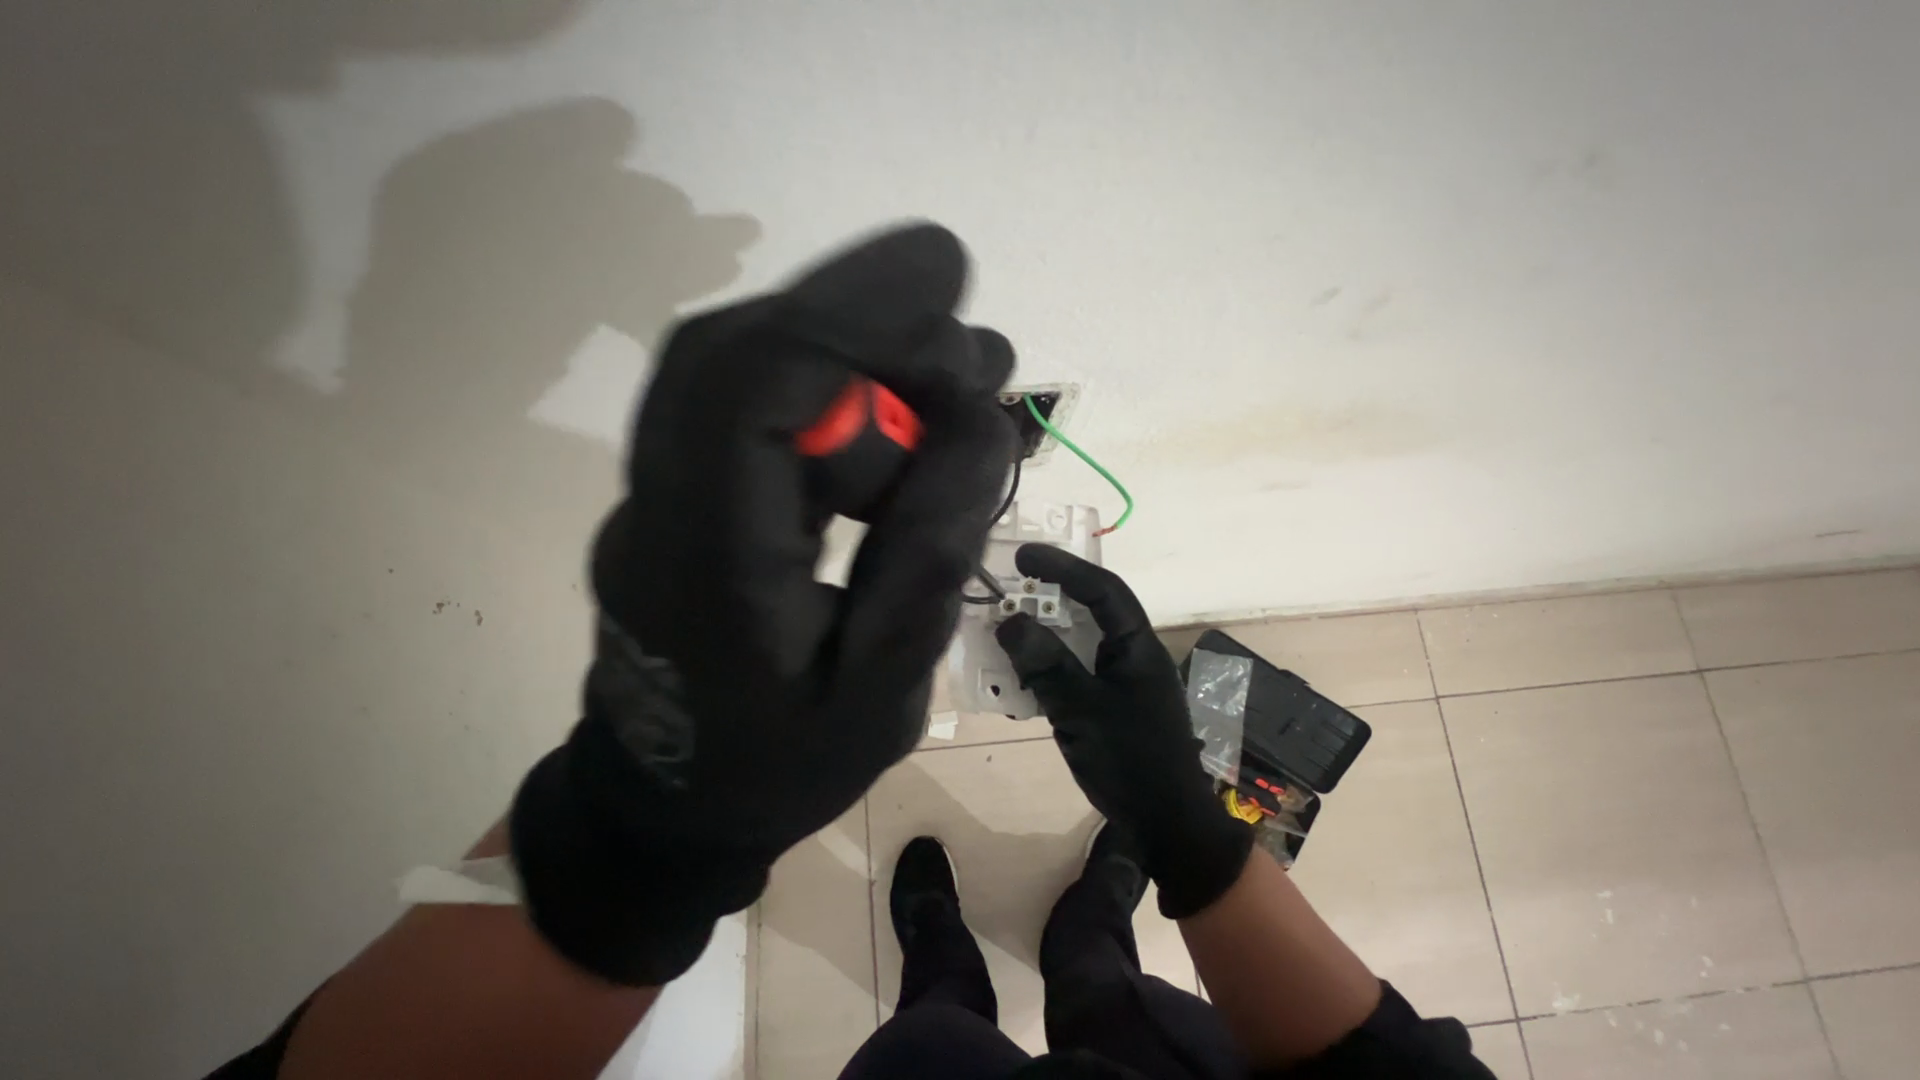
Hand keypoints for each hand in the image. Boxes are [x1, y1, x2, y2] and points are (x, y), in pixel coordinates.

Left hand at [511, 223, 1016, 984]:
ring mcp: (653, 488)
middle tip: (968, 318)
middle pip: (731, 350)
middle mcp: (660, 502)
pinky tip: (889, 388)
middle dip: (859, 310)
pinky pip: (737, 397)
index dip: (859, 337)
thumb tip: (977, 425)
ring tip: (950, 353)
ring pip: (729, 359)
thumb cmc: (780, 767)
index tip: (960, 348)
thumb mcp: (880, 696)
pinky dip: (820, 369)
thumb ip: (927, 560)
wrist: (667, 804)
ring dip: (844, 331)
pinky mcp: (674, 487)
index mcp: (707, 565)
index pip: (748, 390)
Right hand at [994, 545, 1251, 917]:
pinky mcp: (1106, 710)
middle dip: (1046, 600)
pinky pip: (1070, 677)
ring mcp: (1119, 685)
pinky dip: (1043, 673)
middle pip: (1087, 613)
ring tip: (1001, 634)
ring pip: (1075, 647)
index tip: (1022, 557)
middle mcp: (1129, 658)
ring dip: (1039, 639)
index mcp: (1136, 647)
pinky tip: (1015, 683)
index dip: (1064, 567)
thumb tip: (1008, 620)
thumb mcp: (1083, 710)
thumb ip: (1046, 664)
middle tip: (1005, 592)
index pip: (1103, 590)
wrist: (1166, 825)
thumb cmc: (1132, 760)